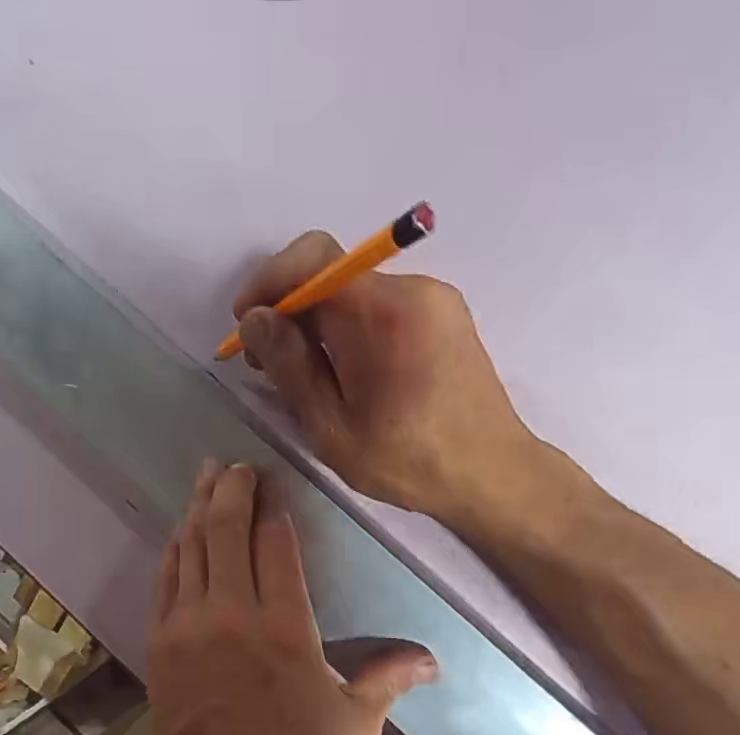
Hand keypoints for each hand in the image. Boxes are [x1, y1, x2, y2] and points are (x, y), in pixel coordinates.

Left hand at [133, 460, 437, 734]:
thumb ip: (388, 683)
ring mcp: (188, 620)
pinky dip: (176, 545)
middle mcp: (232, 611)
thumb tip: (434, 662)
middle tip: (238, 464)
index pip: (276, 544)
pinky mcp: (160, 634)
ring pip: (192, 544)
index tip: (275, 488)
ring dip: (199, 505)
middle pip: (226, 529)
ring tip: (208, 475)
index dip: (275, 510)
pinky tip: (181, 528)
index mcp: (284, 627)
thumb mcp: (352, 727)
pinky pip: (165, 575)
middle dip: (232, 489)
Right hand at [233, 231, 541, 521]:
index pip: (314, 256)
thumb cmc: (408, 460)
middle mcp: (412, 290)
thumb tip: (255, 319)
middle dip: (288, 310)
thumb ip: (291, 367)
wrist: (493, 474)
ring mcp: (434, 301)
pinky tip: (343, 376)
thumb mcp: (332, 426)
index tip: (246, 323)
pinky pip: (382, 309)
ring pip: (355, 295)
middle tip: (264, 362)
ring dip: (318, 325)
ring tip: (302, 377)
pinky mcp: (444, 318)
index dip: (269, 281)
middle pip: (332, 276)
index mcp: (382, 312)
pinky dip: (350, 331)